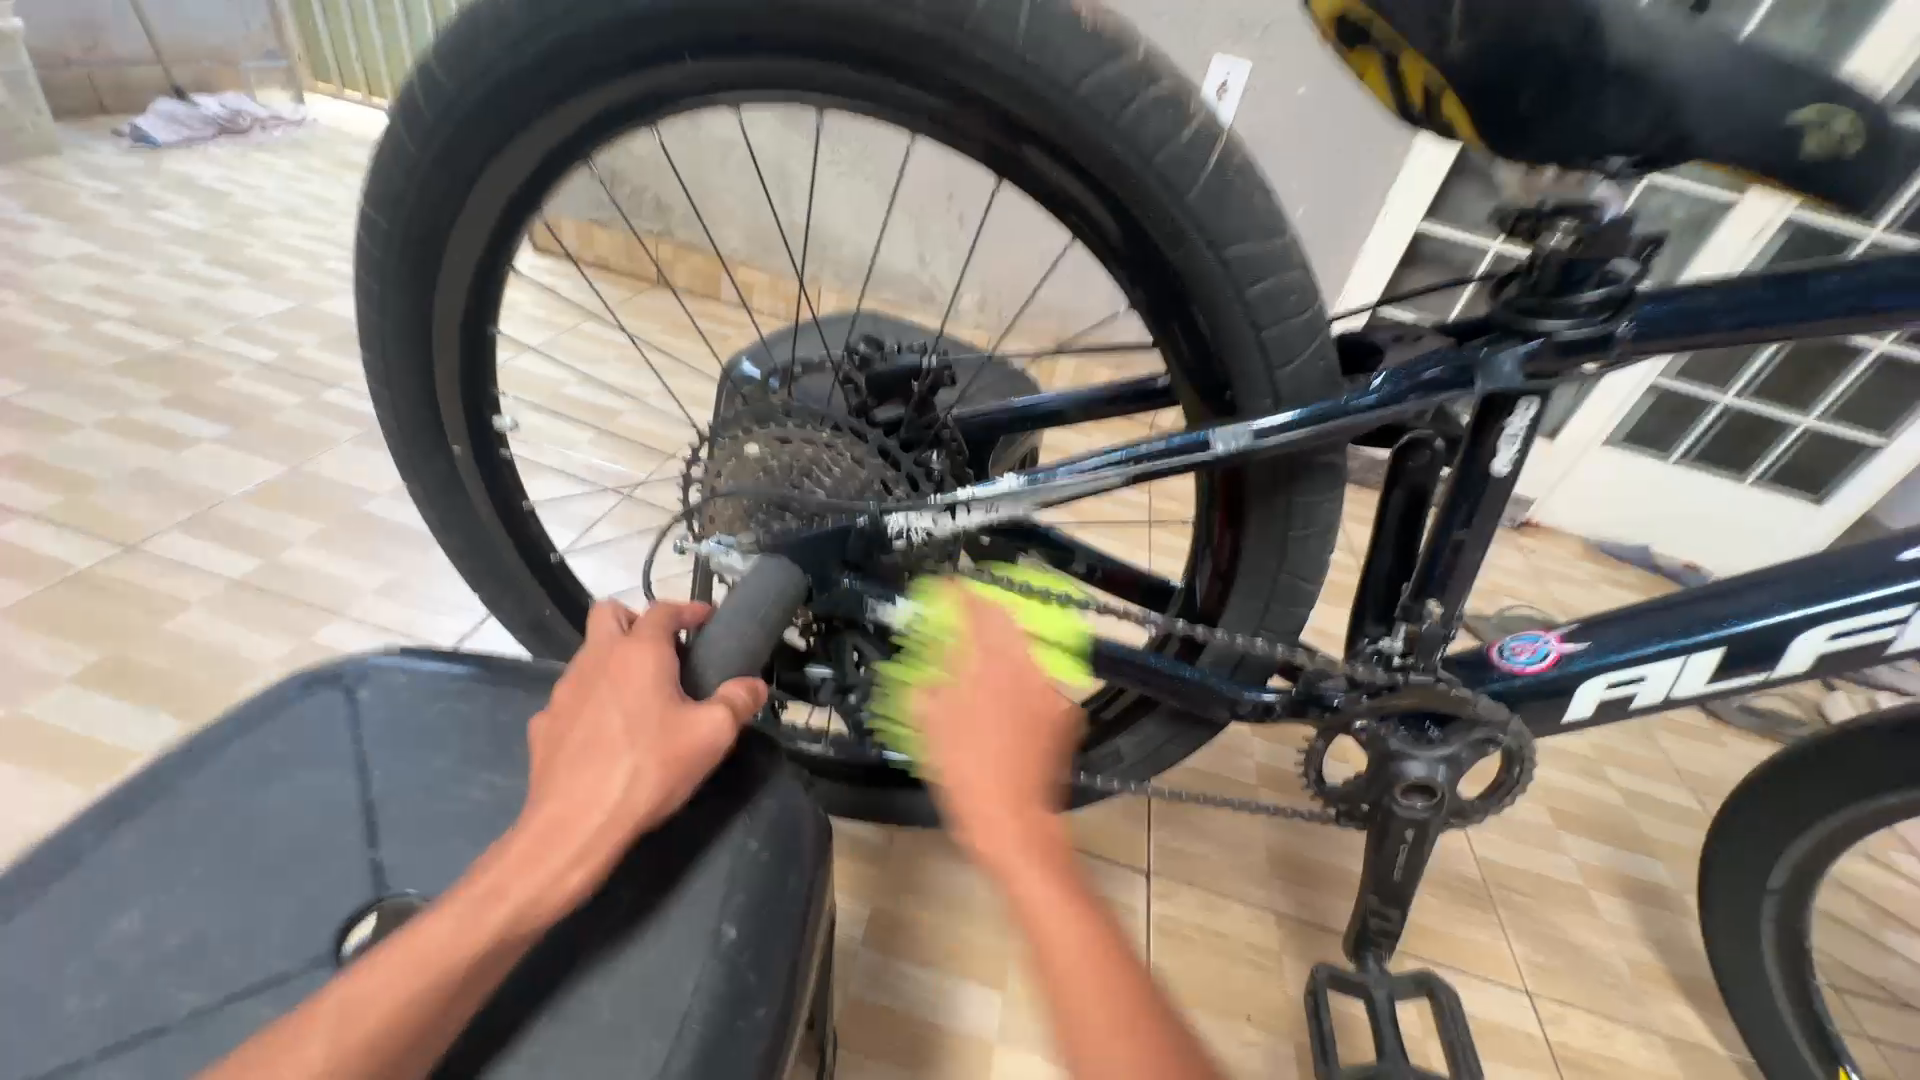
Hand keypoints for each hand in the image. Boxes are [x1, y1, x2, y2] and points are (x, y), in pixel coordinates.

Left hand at [514, 600, 767, 899]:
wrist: (575, 824)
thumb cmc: (650, 768)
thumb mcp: (712, 736)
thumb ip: (737, 702)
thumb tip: (754, 685)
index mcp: (639, 653)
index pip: (662, 610)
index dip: (687, 609)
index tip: (706, 619)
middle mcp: (597, 659)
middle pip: (608, 613)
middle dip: (636, 620)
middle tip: (663, 650)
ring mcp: (563, 691)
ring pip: (588, 655)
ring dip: (614, 660)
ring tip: (640, 696)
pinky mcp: (544, 724)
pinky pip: (571, 698)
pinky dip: (591, 701)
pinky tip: (607, 733)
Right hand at [909, 587, 1085, 871]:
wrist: (1015, 822)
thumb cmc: (966, 776)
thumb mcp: (932, 727)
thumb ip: (930, 688)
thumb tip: (928, 672)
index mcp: (992, 667)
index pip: (979, 611)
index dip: (961, 593)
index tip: (948, 585)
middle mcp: (1028, 669)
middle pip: (1010, 624)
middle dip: (987, 614)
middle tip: (968, 615)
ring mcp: (1051, 691)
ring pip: (1029, 651)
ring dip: (1007, 645)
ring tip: (988, 653)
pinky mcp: (1065, 713)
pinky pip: (1041, 680)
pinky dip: (1024, 676)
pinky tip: (1011, 691)